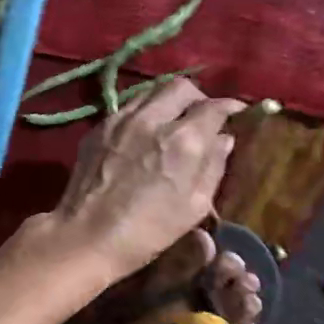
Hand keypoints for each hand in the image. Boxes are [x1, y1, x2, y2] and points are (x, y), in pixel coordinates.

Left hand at [52, 78, 246, 280]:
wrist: (87, 237)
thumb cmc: (149, 231)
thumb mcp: (194, 206)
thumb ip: (214, 166)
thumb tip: (224, 139)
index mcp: (184, 140)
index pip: (214, 106)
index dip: (230, 107)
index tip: (236, 114)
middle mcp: (154, 119)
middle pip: (182, 86)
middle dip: (199, 97)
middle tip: (202, 116)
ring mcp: (122, 118)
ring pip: (153, 90)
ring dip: (170, 100)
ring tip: (174, 120)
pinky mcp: (100, 126)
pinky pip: (131, 105)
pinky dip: (146, 111)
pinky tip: (146, 133)